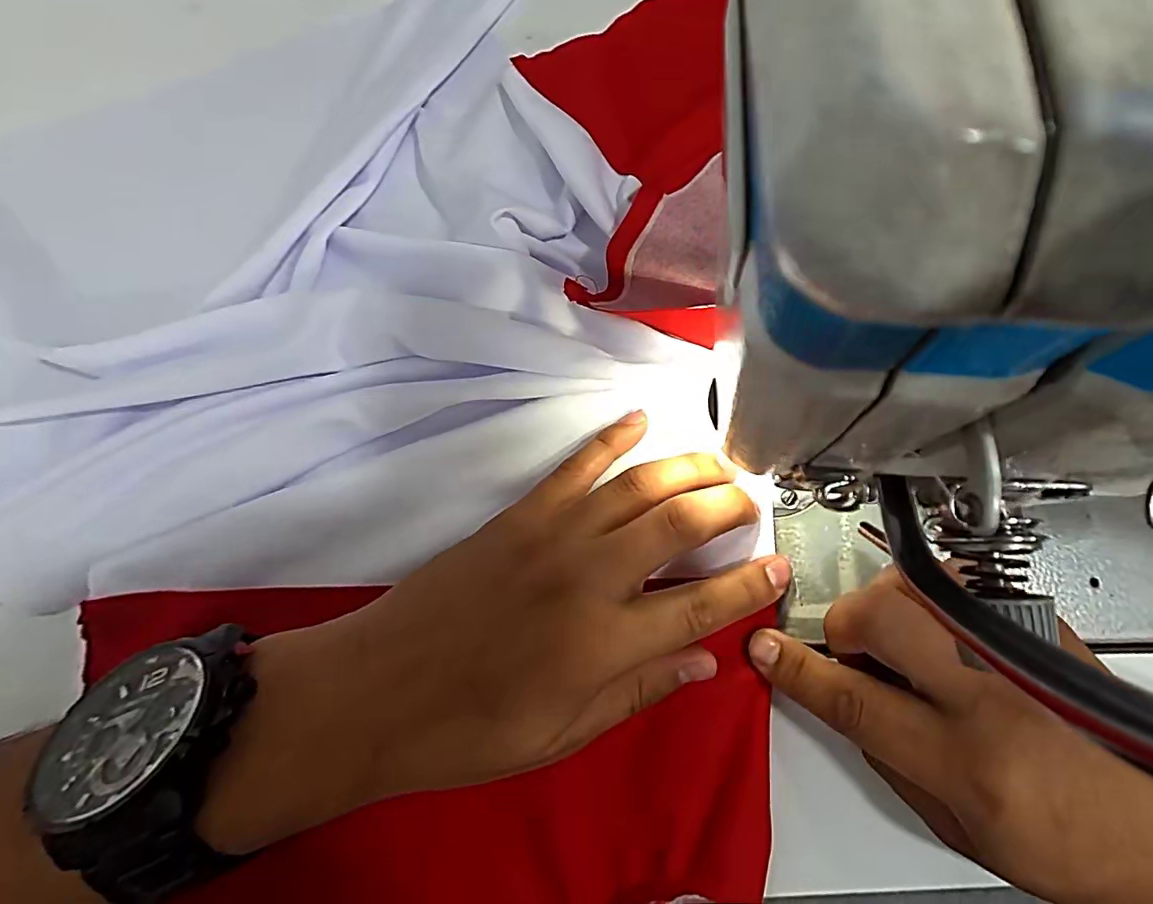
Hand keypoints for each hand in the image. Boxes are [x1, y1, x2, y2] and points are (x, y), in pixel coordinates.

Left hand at [197, 410, 788, 852]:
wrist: (372, 692)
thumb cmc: (471, 728)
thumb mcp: (563, 734)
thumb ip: (641, 691)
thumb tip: (707, 662)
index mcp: (605, 643)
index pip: (701, 604)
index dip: (750, 583)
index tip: (780, 566)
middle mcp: (591, 577)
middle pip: (682, 524)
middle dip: (731, 506)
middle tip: (754, 503)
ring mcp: (555, 534)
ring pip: (641, 484)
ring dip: (690, 467)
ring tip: (722, 464)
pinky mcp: (523, 513)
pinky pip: (578, 464)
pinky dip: (613, 436)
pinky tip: (640, 418)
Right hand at [748, 568, 1152, 903]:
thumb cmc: (1073, 844)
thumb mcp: (963, 832)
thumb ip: (893, 761)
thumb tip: (849, 707)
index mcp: (967, 759)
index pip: (855, 702)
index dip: (798, 670)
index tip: (767, 647)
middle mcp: (990, 690)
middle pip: (879, 617)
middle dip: (846, 623)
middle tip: (851, 647)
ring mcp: (1016, 647)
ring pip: (914, 586)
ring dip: (888, 609)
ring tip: (902, 646)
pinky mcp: (1035, 622)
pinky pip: (955, 588)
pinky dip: (929, 601)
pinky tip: (943, 635)